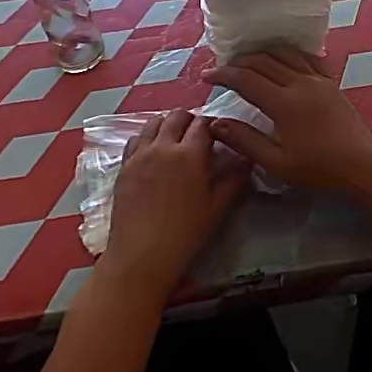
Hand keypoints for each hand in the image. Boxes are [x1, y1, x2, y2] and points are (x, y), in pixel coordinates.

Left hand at [99, 110, 248, 304]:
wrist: (141, 255)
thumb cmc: (184, 234)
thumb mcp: (216, 208)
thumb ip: (233, 180)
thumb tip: (247, 159)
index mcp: (190, 154)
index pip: (204, 124)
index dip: (213, 125)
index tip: (219, 135)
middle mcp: (163, 146)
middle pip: (177, 116)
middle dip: (190, 120)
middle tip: (198, 136)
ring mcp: (139, 155)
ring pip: (153, 123)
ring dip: (167, 124)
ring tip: (175, 141)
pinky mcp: (124, 166)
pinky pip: (135, 140)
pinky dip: (147, 138)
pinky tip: (153, 152)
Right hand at [204, 48, 371, 196]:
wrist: (363, 166)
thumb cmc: (318, 169)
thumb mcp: (276, 163)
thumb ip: (245, 141)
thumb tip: (214, 123)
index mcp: (284, 103)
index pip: (246, 79)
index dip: (223, 75)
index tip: (207, 76)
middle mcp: (300, 83)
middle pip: (262, 61)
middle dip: (238, 62)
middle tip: (222, 70)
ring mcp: (318, 80)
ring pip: (283, 54)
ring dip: (261, 54)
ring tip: (246, 62)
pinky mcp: (330, 82)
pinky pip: (305, 57)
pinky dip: (287, 53)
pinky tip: (280, 58)